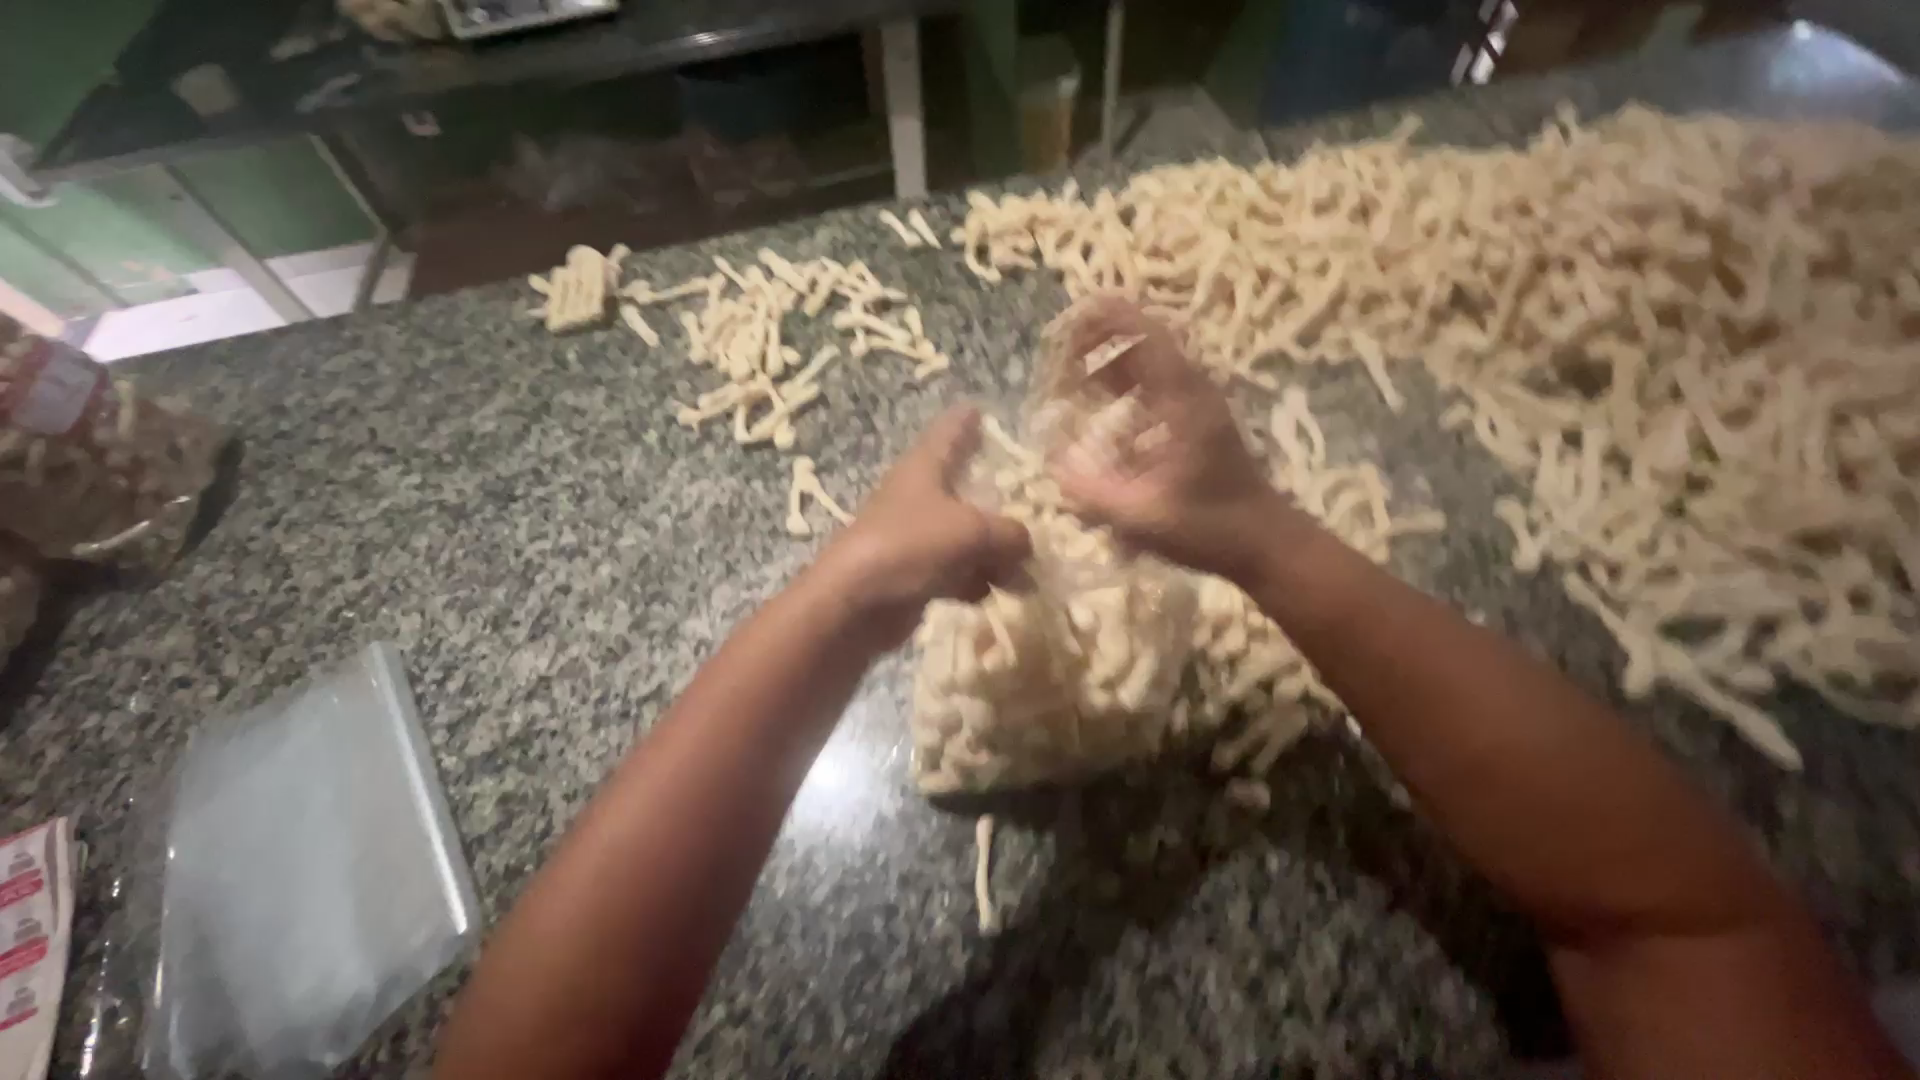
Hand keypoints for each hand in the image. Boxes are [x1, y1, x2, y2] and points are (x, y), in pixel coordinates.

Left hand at [815, 405, 1031, 645]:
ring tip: (1025, 565)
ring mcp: (914, 538)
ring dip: (992, 551)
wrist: (855, 603)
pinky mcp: (913, 576)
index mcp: (924, 468)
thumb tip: (1025, 545)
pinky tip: (993, 593)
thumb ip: (1010, 533)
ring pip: (964, 536)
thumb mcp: (973, 531)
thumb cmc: (911, 546)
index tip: (979, 407)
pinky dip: (973, 580)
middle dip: (994, 497)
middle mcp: (918, 497)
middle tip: (1029, 498)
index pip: (948, 432)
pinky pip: (955, 571)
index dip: (964, 420)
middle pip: (962, 488)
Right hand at [1050, 297, 1308, 582]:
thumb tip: (1053, 468)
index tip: (1070, 319)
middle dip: (1100, 339)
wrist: (1265, 542)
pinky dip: (1125, 387)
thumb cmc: (1210, 528)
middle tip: (1061, 355)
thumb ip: (1094, 494)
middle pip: (1145, 341)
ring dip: (1111, 363)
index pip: (1146, 335)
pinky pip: (1156, 387)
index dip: (1108, 319)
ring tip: (1073, 379)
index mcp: (1183, 400)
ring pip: (1150, 364)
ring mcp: (1198, 405)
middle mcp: (1193, 391)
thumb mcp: (1145, 518)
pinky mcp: (1198, 422)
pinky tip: (1104, 413)